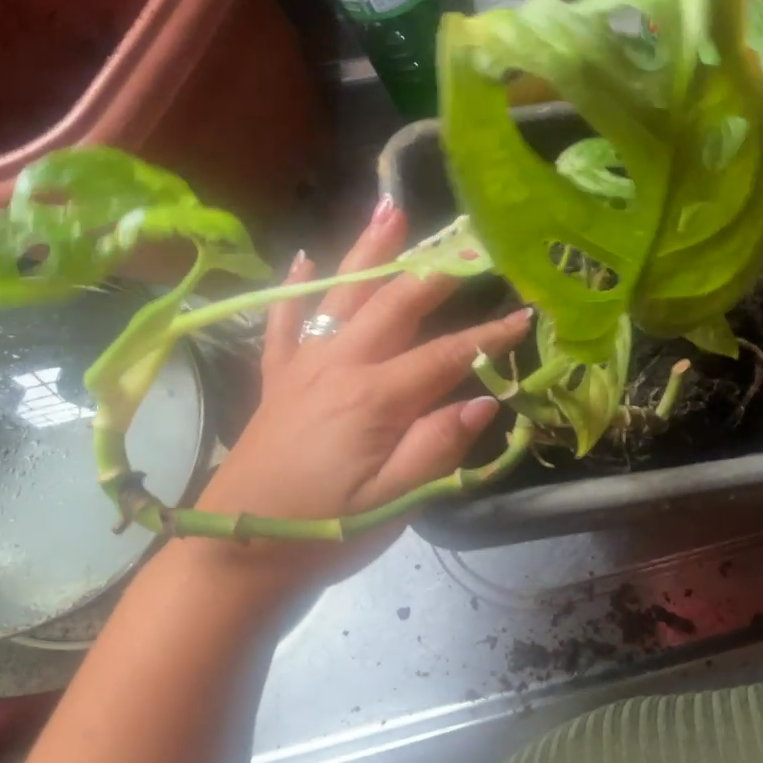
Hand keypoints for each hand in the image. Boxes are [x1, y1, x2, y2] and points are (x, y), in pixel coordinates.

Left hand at [187, 197, 529, 588]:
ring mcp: (302, 369)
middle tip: (470, 235)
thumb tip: (486, 401)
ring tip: (390, 207)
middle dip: (437, 268)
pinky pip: (283, 324)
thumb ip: (439, 446)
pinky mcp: (276, 382)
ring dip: (368, 249)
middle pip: (394, 303)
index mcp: (374, 397)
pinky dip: (293, 289)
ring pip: (340, 295)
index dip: (489, 334)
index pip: (445, 354)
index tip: (527, 314)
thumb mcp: (394, 501)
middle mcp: (337, 366)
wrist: (235, 556)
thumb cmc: (324, 532)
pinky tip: (300, 256)